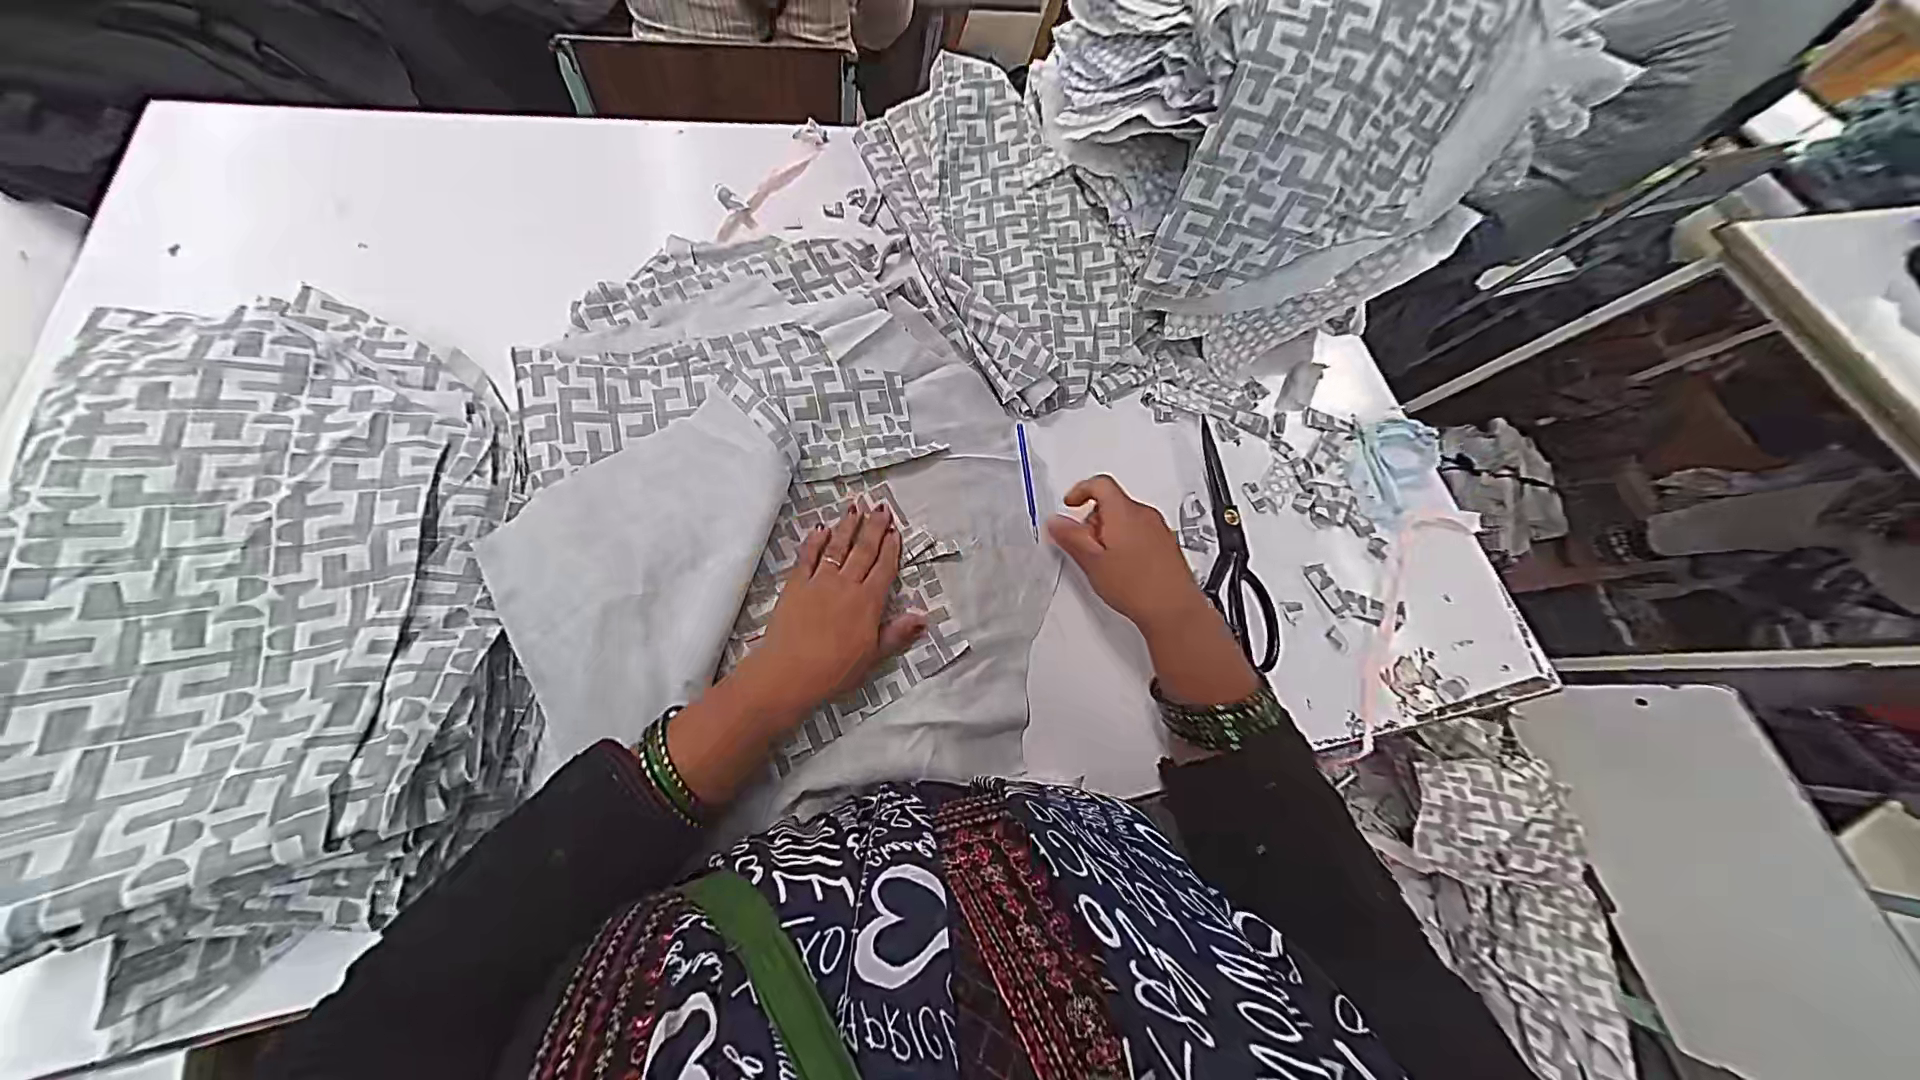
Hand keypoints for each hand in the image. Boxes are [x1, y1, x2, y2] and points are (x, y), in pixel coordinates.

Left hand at [731, 501, 926, 723]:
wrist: (789, 673)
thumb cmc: (834, 671)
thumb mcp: (873, 657)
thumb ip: (897, 633)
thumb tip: (922, 618)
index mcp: (868, 602)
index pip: (884, 568)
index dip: (891, 548)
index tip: (896, 531)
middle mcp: (846, 586)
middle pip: (863, 550)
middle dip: (874, 528)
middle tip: (881, 508)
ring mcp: (819, 582)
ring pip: (837, 548)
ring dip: (847, 527)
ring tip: (855, 508)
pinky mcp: (795, 586)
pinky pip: (807, 557)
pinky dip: (814, 541)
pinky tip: (821, 529)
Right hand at [1045, 474, 1213, 636]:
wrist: (1173, 610)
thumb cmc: (1138, 587)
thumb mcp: (1092, 562)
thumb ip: (1070, 537)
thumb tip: (1056, 522)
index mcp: (1124, 512)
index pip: (1099, 484)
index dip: (1080, 490)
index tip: (1071, 503)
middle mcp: (1145, 515)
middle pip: (1112, 502)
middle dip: (1093, 520)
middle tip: (1085, 544)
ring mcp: (1159, 529)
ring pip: (1126, 518)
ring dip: (1110, 532)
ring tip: (1104, 562)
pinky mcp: (1167, 544)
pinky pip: (1141, 532)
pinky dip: (1127, 542)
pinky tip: (1122, 568)